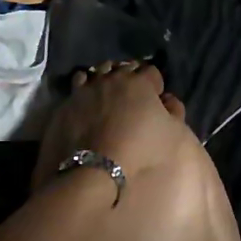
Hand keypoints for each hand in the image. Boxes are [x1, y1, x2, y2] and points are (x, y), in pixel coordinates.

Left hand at [35, 60, 196, 187]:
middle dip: (130, 78)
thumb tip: (168, 100)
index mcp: (139, 83)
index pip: (151, 72)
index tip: (156, 98)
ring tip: (107, 95)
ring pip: (97, 73)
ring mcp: (85, 89)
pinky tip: (85, 103)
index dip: (155, 85)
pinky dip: (84, 91)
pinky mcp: (65, 104)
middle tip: (133, 96)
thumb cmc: (139, 152)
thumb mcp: (172, 135)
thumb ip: (174, 113)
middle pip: (123, 69)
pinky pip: (77, 88)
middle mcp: (110, 79)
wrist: (93, 172)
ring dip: (105, 80)